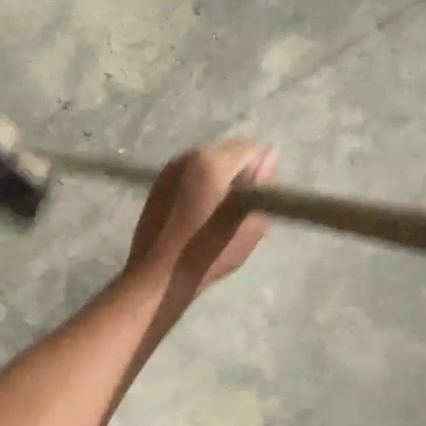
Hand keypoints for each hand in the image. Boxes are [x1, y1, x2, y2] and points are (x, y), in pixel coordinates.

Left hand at [125, 141, 275, 297]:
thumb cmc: (208, 253)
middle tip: (242, 208)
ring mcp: (167, 170)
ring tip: (219, 213)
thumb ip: (263, 187)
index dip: (262, 172)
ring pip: (206, 164)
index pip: (252, 149)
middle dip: (239, 173)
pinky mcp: (156, 185)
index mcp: (210, 162)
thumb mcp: (250, 225)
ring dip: (218, 179)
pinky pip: (188, 176)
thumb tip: (269, 159)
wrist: (158, 275)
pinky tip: (198, 214)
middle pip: (226, 153)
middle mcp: (185, 157)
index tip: (261, 199)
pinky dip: (198, 187)